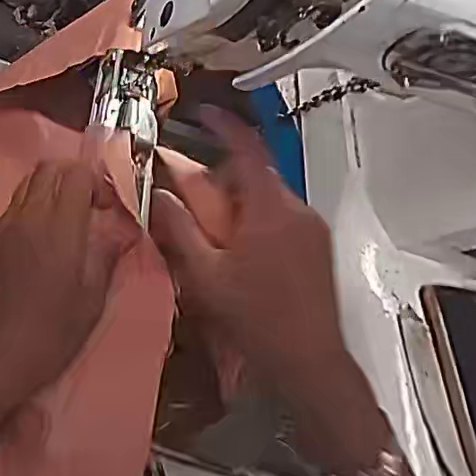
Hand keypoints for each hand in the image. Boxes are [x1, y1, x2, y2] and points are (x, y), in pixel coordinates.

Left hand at [0, 158, 129, 434]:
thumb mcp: (93, 296)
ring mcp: (9, 222)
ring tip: (73, 215)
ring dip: (56, 185)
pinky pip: (20, 198)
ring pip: (33, 178)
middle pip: (52, 167)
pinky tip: (52, 229)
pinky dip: (39, 199)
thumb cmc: (53, 331)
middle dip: (77, 177)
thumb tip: (123, 232)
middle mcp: (30, 216)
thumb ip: (108, 253)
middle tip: (93, 204)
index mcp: (59, 228)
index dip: (98, 182)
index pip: (77, 174)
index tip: (108, 206)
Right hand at [150, 108, 389, 469]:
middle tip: (197, 197)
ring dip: (241, 200)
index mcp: (269, 209)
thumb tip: (158, 194)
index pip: (247, 149)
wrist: (311, 363)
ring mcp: (312, 227)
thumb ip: (179, 228)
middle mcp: (296, 209)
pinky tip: (245, 252)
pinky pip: (283, 215)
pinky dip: (259, 218)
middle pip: (256, 173)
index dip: (224, 125)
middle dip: (224, 177)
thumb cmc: (256, 319)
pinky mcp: (318, 245)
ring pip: (269, 195)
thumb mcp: (205, 275)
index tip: (204, 112)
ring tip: (218, 233)